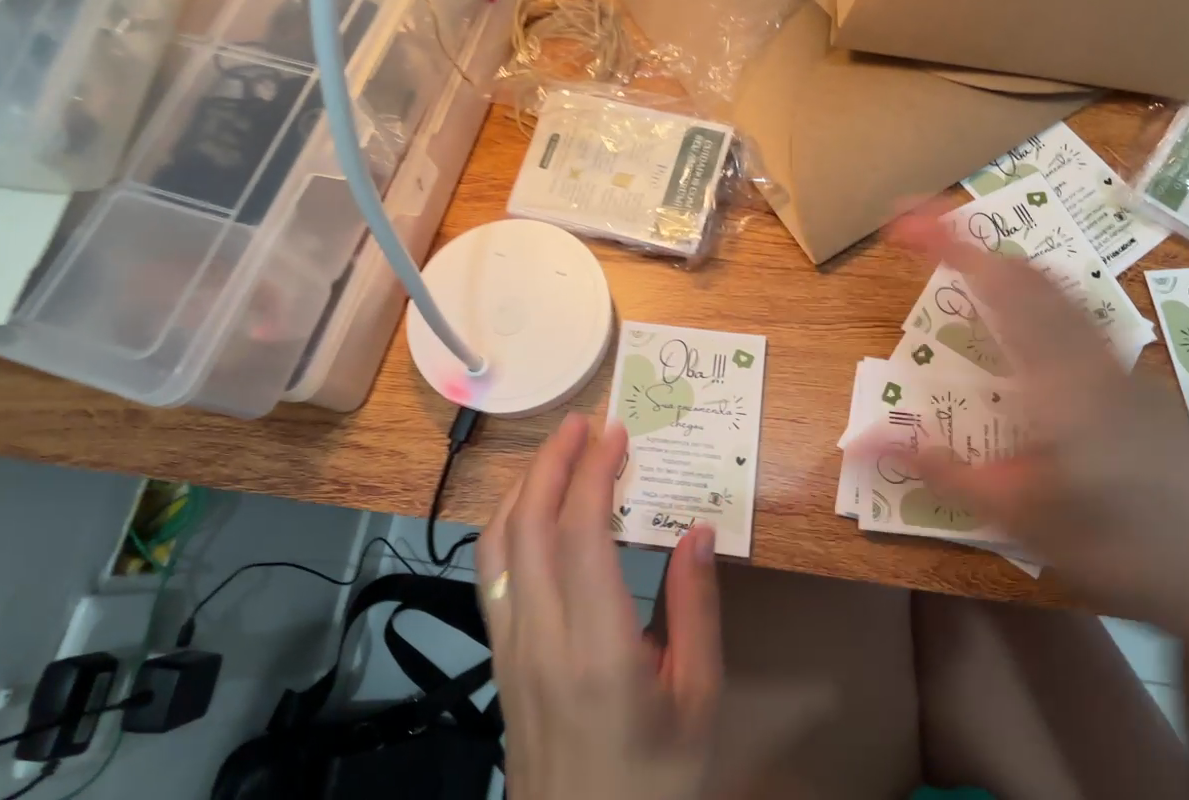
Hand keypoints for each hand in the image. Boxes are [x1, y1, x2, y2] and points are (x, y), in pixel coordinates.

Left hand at [478, 416, 722, 799]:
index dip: (594, 471)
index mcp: (598, 647)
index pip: (581, 532)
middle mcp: (540, 638)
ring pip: (496, 546)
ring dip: (522, 488)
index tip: (615, 434)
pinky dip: (505, 526)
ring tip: (555, 456)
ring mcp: (508, 649)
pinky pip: (489, 576)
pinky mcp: (497, 660)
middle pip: (528, 525)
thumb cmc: (658, 777)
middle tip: (581, 425)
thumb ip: (696, 608)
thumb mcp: (699, 697)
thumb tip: (697, 530)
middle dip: (552, 462)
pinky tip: (529, 514)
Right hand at [884, 217, 1188, 653]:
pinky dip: (1036, 291)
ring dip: (1005, 263)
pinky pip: (1078, 313)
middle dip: (970, 242)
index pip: (998, 290)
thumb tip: (859, 440)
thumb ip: (936, 468)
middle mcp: (1090, 357)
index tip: (901, 223)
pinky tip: (1023, 317)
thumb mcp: (1012, 515)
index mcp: (1055, 382)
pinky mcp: (1139, 378)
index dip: (947, 245)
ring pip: (1060, 287)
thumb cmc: (1112, 547)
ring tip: (962, 259)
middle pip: (1029, 274)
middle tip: (919, 232)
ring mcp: (1122, 364)